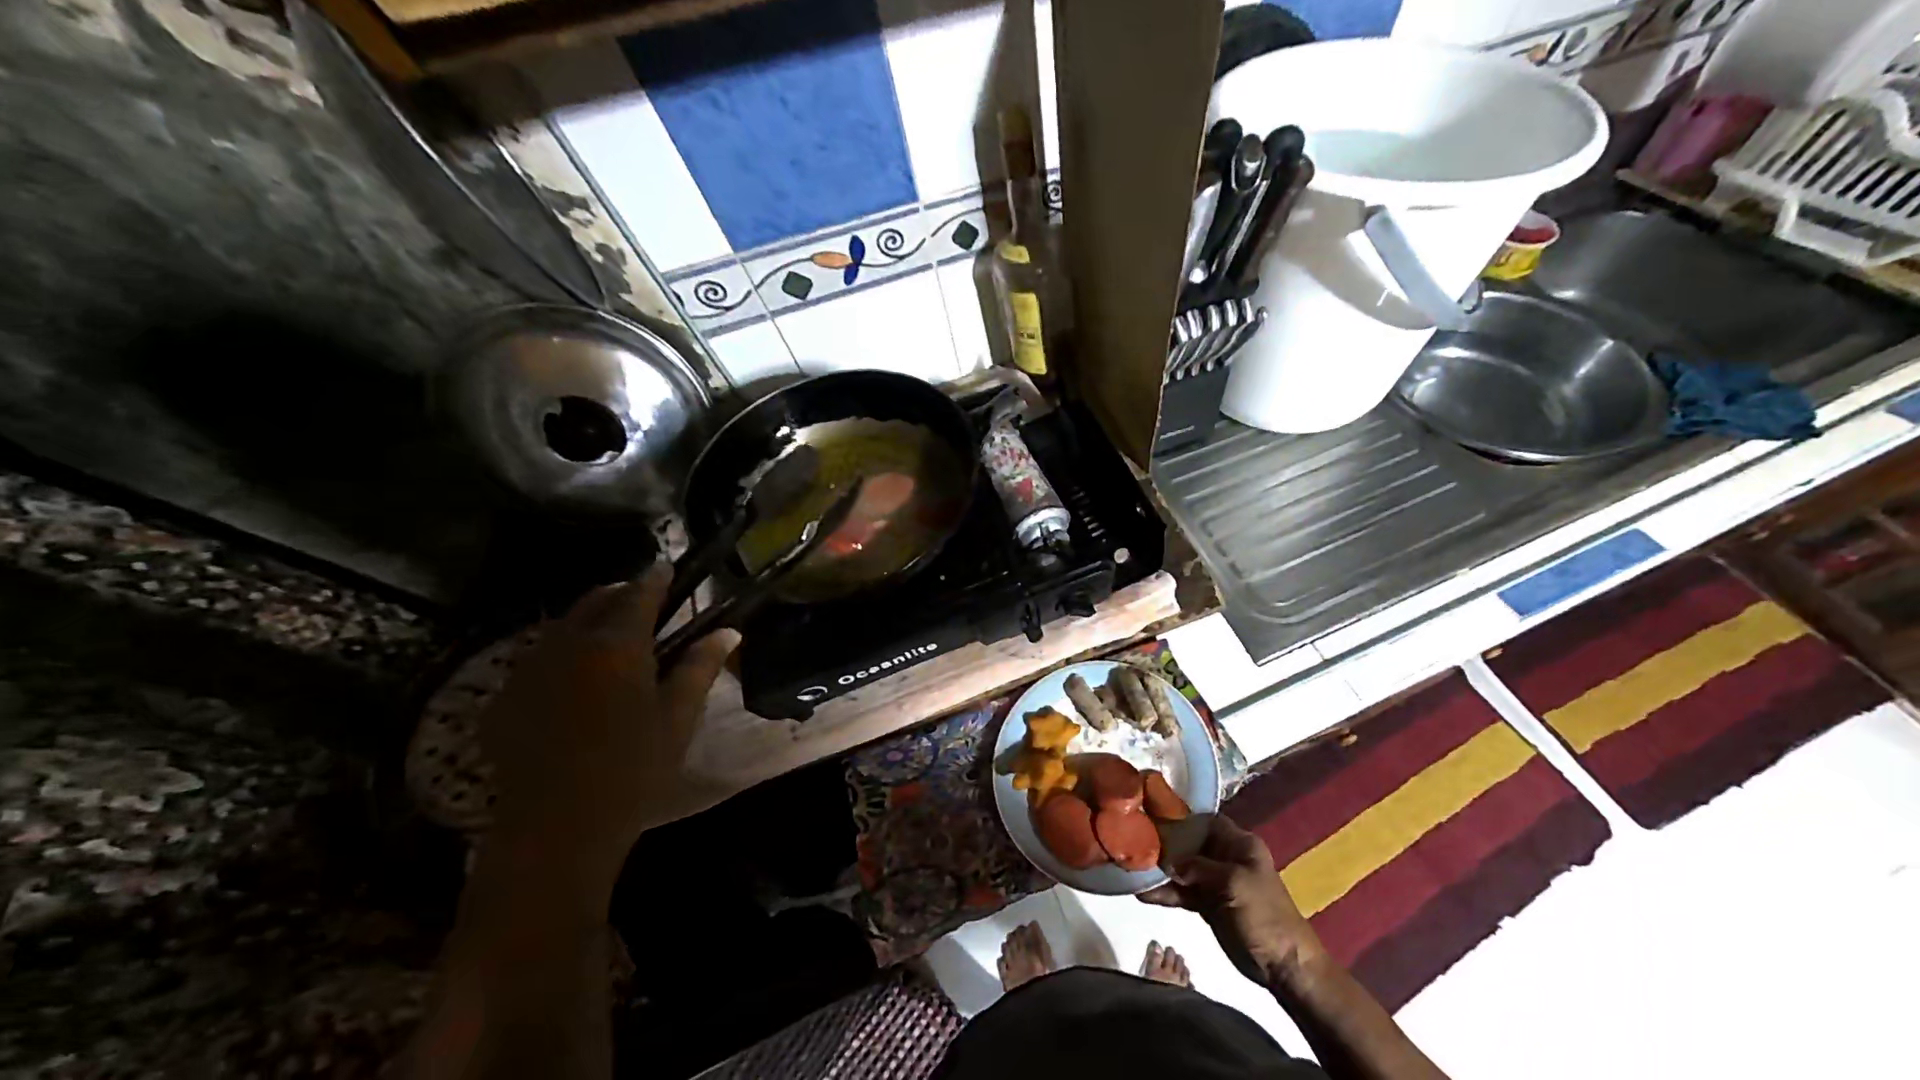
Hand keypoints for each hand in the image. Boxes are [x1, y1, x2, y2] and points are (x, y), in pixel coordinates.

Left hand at [480, 564, 739, 884]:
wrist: (557, 827)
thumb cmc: (633, 769)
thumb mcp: (678, 717)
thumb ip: (700, 666)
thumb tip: (730, 631)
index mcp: (617, 645)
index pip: (639, 595)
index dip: (656, 578)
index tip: (667, 567)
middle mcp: (569, 644)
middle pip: (595, 601)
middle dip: (621, 593)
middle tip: (643, 600)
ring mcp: (529, 669)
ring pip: (562, 626)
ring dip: (589, 619)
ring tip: (610, 634)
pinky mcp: (505, 697)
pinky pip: (537, 657)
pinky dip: (561, 651)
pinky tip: (574, 678)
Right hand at [1140, 814, 1325, 986]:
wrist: (1284, 965)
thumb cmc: (1265, 916)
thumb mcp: (1235, 883)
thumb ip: (1200, 867)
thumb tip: (1170, 863)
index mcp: (1239, 844)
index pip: (1205, 820)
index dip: (1182, 816)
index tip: (1152, 814)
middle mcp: (1225, 857)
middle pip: (1189, 843)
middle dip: (1164, 843)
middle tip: (1133, 840)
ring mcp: (1215, 881)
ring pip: (1182, 868)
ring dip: (1160, 870)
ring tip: (1132, 868)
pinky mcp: (1207, 903)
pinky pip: (1182, 892)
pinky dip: (1165, 893)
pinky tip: (1142, 893)